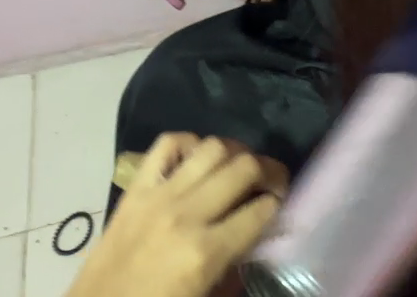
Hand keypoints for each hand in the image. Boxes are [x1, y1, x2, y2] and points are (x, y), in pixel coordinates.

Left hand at [69, 134, 284, 296]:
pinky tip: (196, 159)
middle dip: (268, 171)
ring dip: (234, 153)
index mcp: (205, 253)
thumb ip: (232, 272)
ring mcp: (159, 195)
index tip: (281, 206)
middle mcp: (187, 214)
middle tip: (272, 182)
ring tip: (238, 167)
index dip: (278, 205)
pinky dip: (188, 144)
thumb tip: (254, 242)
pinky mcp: (135, 188)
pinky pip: (168, 144)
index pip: (260, 211)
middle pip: (243, 167)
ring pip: (212, 148)